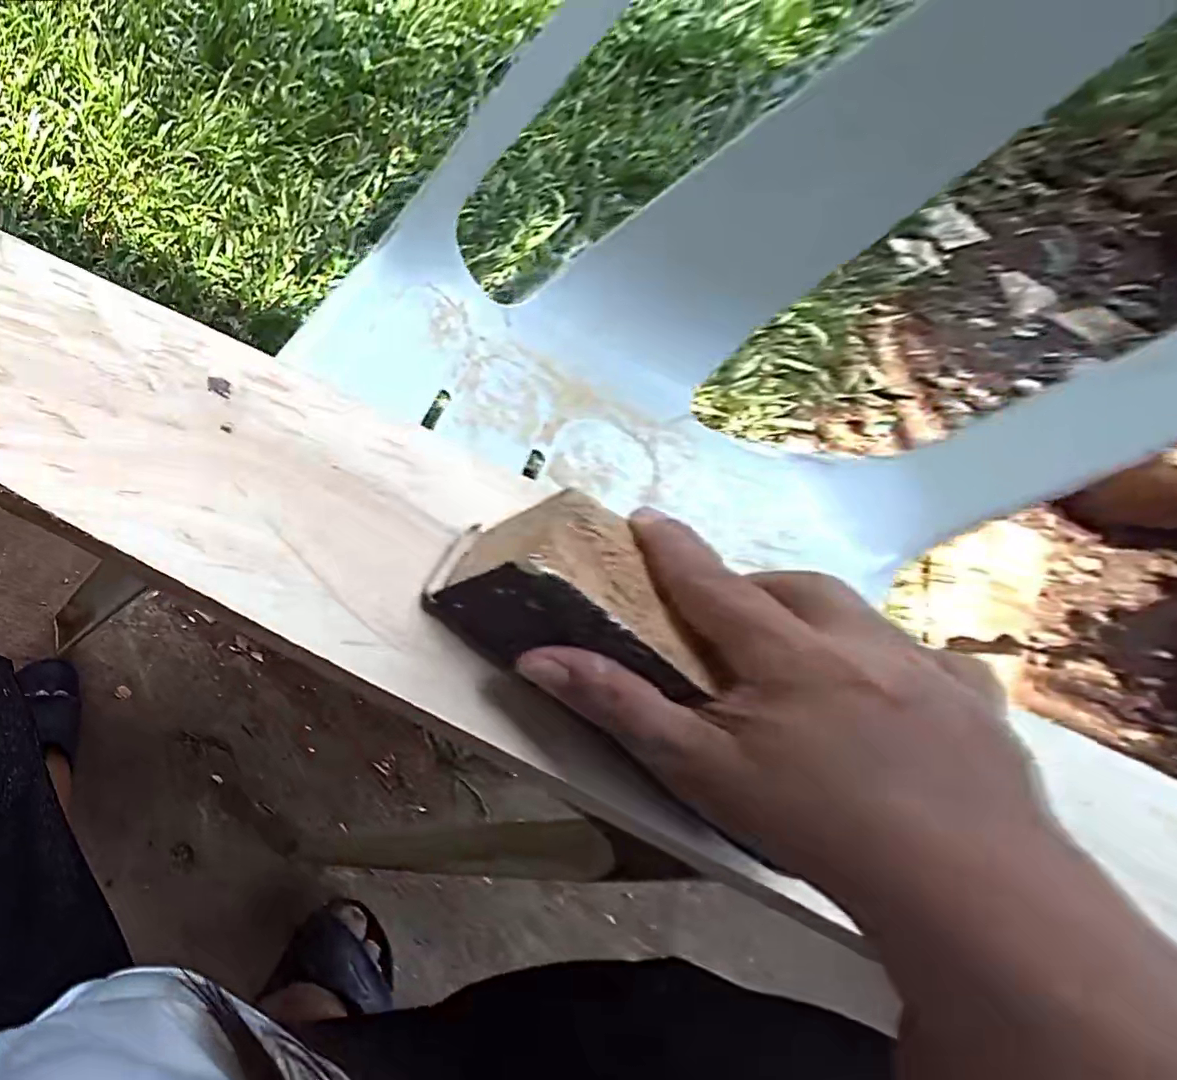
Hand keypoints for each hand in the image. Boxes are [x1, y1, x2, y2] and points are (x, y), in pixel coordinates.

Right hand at [514, 509, 1056, 905]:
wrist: (976, 899)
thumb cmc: (812, 823)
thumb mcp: (691, 765)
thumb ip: (615, 702)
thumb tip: (536, 657)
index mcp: (790, 657)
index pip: (714, 585)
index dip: (674, 549)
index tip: (646, 516)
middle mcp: (864, 648)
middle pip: (795, 587)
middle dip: (748, 585)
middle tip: (717, 618)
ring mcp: (933, 676)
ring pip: (860, 615)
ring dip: (810, 616)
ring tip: (786, 653)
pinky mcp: (981, 711)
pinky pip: (930, 657)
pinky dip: (885, 655)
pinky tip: (877, 687)